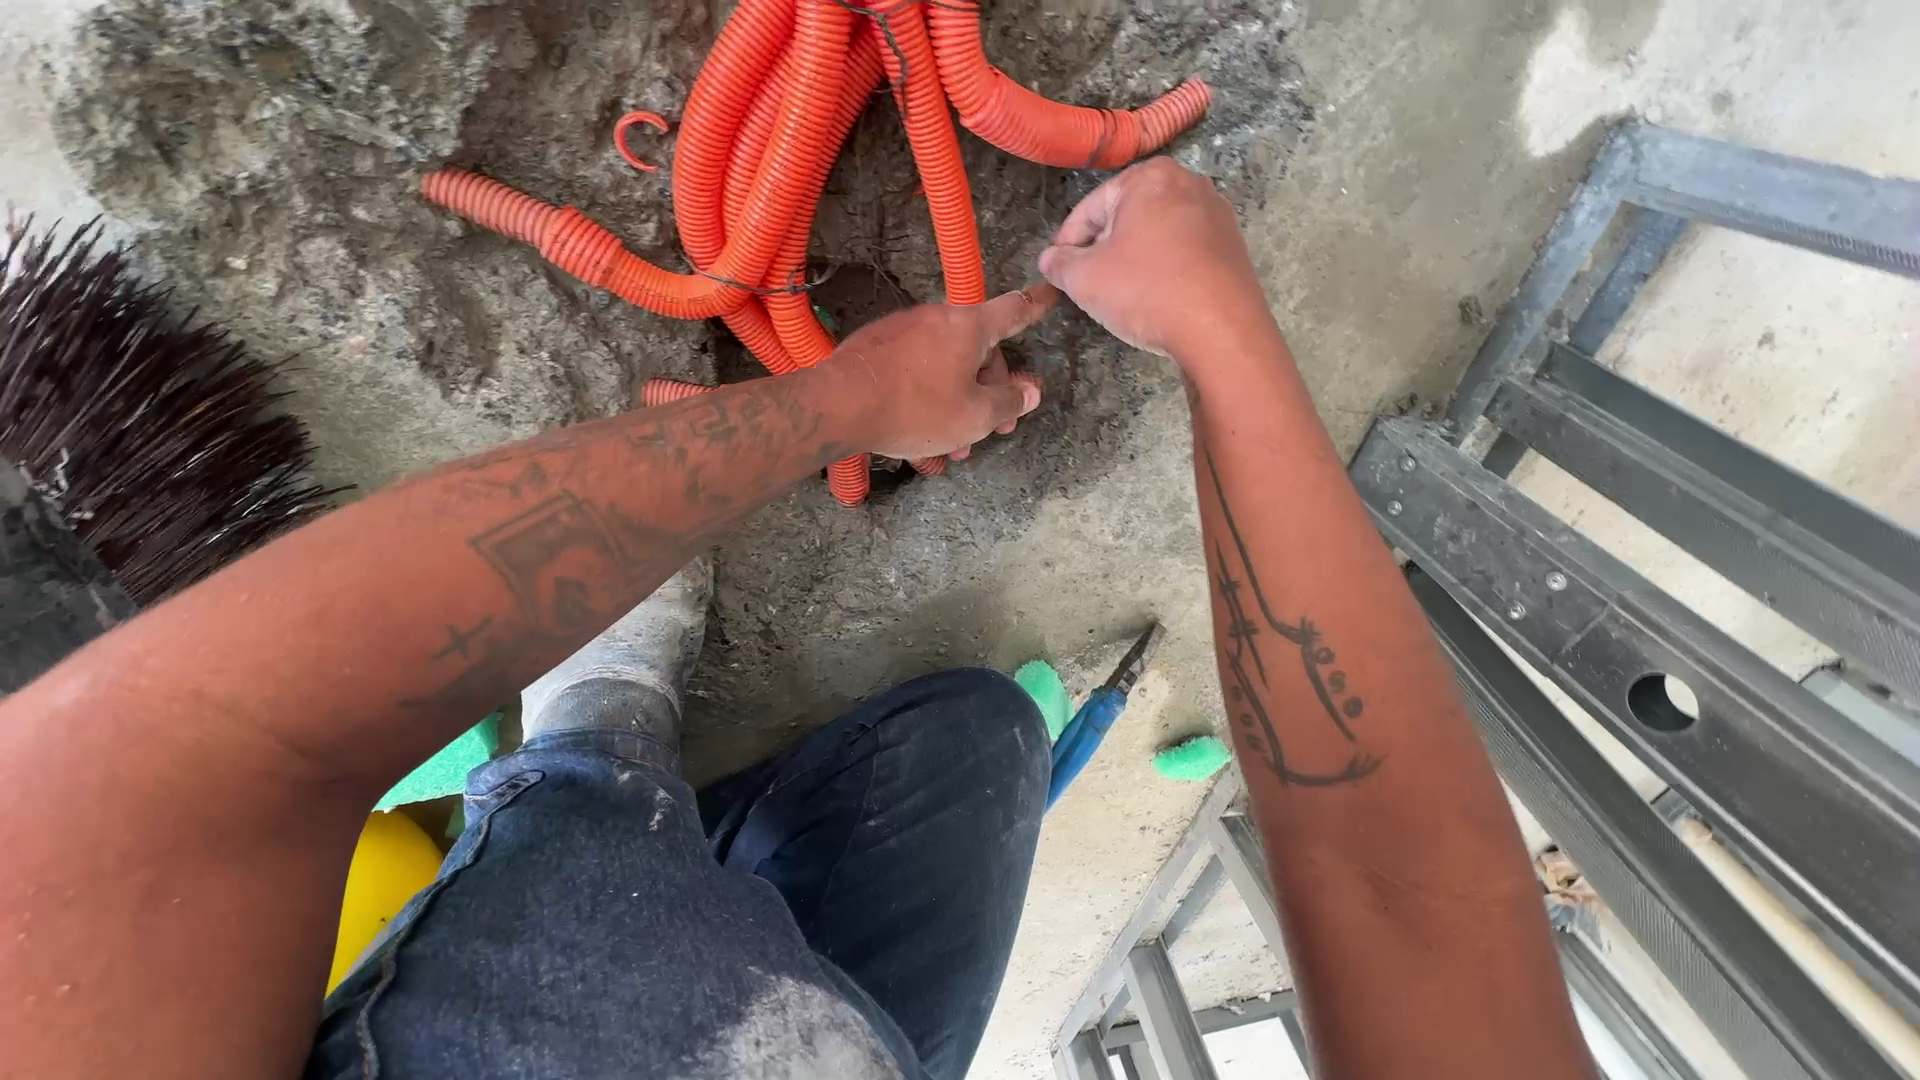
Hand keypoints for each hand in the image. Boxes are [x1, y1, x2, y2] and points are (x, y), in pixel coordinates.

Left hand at [826, 284, 1057, 459]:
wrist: (840, 405)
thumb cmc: (916, 409)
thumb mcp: (974, 417)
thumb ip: (1008, 403)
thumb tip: (1029, 391)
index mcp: (968, 327)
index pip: (1014, 310)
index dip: (1036, 306)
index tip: (1050, 294)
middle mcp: (936, 319)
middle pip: (977, 349)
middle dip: (989, 389)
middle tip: (992, 428)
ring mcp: (903, 330)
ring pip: (944, 365)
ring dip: (956, 400)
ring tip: (952, 444)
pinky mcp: (876, 347)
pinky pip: (914, 369)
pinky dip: (926, 395)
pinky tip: (919, 430)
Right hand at [1038, 158, 1270, 359]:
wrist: (1219, 329)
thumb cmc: (1146, 292)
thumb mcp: (1085, 280)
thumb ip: (1060, 264)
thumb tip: (1050, 259)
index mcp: (1148, 177)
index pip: (1090, 207)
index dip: (1067, 241)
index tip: (1057, 268)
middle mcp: (1187, 182)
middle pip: (1126, 215)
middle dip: (1103, 247)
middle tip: (1088, 282)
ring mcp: (1215, 212)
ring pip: (1156, 232)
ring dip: (1133, 258)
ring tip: (1121, 293)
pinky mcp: (1231, 244)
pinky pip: (1183, 250)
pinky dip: (1163, 267)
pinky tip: (1156, 297)